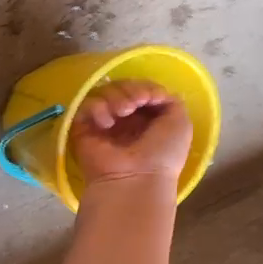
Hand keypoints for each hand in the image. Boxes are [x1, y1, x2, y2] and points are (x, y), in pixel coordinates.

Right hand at [69, 81, 192, 183]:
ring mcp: (102, 122)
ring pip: (103, 92)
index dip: (145, 87)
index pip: (140, 88)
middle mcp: (123, 118)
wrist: (134, 177)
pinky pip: (85, 105)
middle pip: (121, 86)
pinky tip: (106, 123)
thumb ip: (169, 100)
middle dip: (130, 90)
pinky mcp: (82, 127)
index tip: (149, 98)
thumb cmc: (162, 154)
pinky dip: (97, 108)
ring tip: (121, 113)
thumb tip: (150, 92)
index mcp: (146, 117)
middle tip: (134, 104)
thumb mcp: (180, 123)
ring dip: (115, 97)